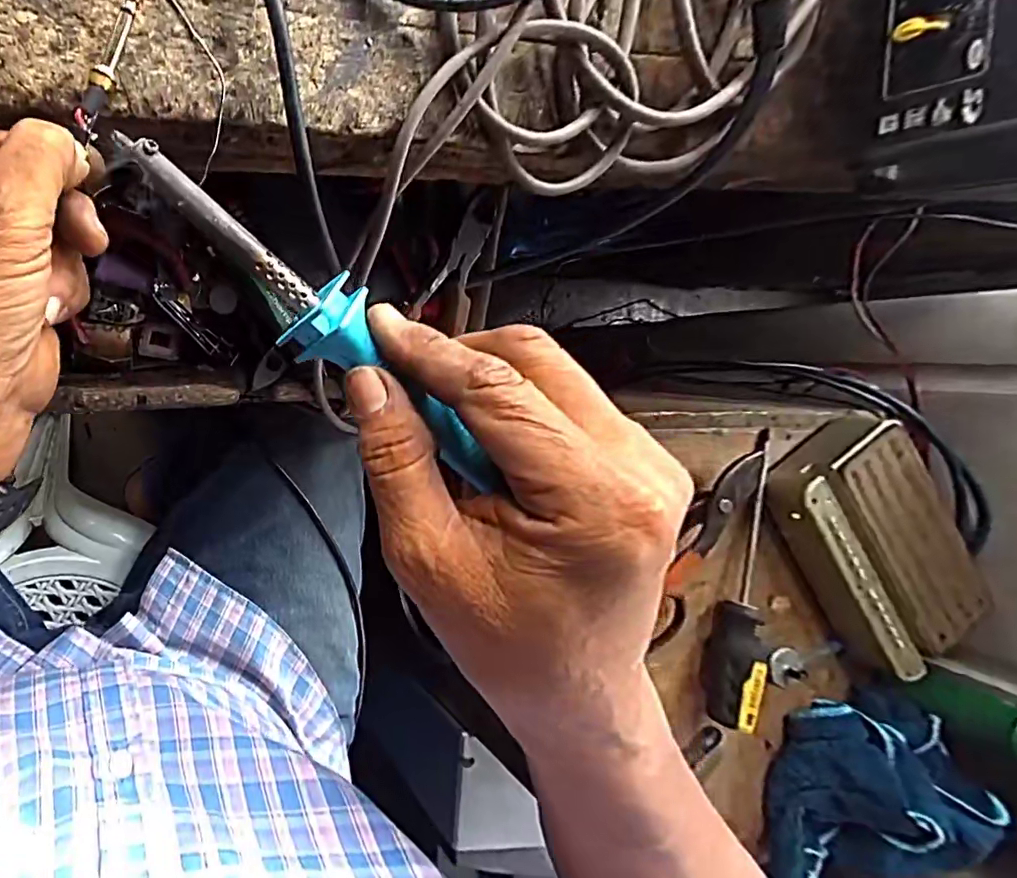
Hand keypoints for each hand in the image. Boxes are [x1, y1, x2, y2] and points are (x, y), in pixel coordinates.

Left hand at [0, 120, 107, 495]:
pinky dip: (68, 286)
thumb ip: (36, 167)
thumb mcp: (0, 231)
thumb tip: (65, 140)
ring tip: (46, 288)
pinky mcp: (24, 286)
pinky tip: (46, 309)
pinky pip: (67, 264)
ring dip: (68, 260)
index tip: (78, 177)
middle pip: (41, 186)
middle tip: (77, 233)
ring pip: (62, 227)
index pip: (5, 145)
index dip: (48, 161)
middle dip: (65, 218)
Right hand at [343, 305, 691, 736]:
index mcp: (596, 501)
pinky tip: (472, 436)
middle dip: (450, 354)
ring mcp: (645, 457)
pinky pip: (556, 392)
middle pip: (528, 358)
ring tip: (430, 416)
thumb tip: (372, 384)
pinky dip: (500, 398)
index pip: (496, 389)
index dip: (426, 351)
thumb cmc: (507, 643)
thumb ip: (396, 459)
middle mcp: (637, 467)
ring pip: (543, 367)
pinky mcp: (633, 455)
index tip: (377, 328)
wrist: (575, 688)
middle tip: (390, 365)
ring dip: (473, 377)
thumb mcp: (426, 556)